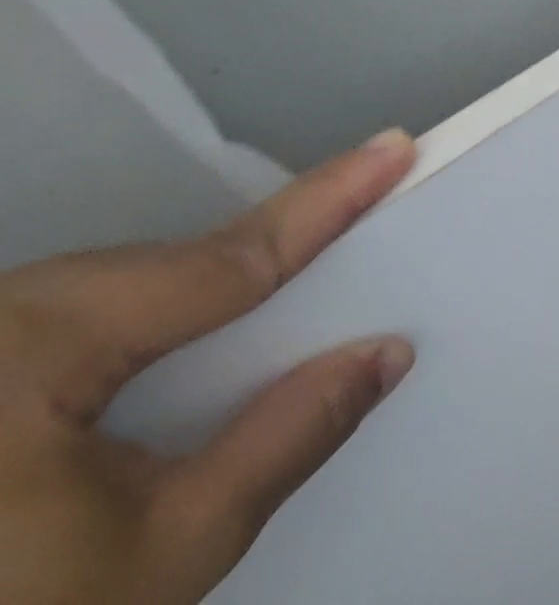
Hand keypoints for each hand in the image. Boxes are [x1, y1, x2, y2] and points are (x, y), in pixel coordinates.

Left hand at [0, 130, 418, 603]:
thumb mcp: (175, 540)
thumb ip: (288, 434)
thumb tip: (383, 353)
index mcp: (22, 353)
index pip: (218, 263)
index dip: (323, 205)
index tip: (391, 150)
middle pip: (153, 271)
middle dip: (253, 261)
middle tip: (359, 231)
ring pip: (99, 293)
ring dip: (191, 296)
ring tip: (278, 304)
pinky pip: (51, 321)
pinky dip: (130, 323)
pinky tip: (171, 350)